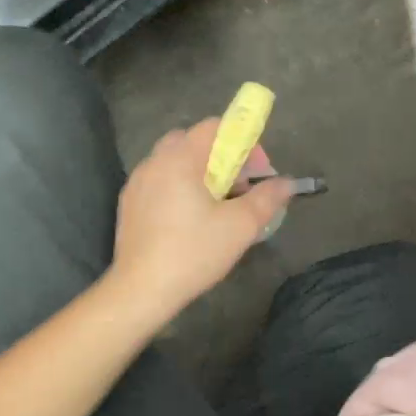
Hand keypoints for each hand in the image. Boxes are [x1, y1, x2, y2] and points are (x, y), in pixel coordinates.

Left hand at [108, 118, 292, 315]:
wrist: (141, 289)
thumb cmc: (193, 252)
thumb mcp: (239, 226)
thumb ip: (267, 198)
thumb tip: (287, 183)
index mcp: (179, 158)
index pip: (214, 126)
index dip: (243, 141)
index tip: (256, 172)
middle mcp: (153, 162)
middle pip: (192, 142)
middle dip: (220, 158)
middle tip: (238, 188)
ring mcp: (136, 183)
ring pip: (173, 163)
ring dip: (198, 174)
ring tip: (216, 206)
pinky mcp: (128, 205)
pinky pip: (158, 183)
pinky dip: (177, 189)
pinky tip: (188, 221)